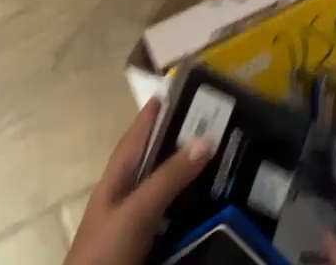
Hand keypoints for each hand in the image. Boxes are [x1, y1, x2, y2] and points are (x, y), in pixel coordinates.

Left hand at [67, 97, 215, 264]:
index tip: (181, 88)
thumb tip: (205, 137)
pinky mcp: (153, 247)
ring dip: (195, 178)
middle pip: (159, 161)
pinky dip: (198, 212)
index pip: (138, 134)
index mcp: (118, 177)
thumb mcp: (137, 210)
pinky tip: (220, 208)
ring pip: (172, 192)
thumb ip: (168, 177)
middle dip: (185, 143)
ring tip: (230, 161)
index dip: (155, 112)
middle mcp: (130, 195)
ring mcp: (141, 223)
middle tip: (222, 125)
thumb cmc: (105, 251)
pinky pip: (179, 221)